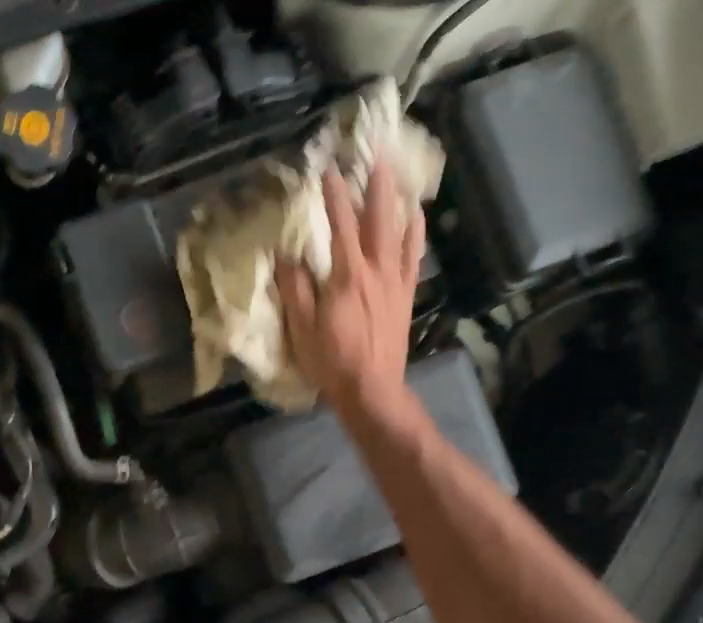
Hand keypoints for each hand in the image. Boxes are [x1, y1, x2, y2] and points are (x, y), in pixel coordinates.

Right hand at [278, 158, 426, 425]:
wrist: (371, 389)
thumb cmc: (331, 361)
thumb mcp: (301, 328)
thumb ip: (295, 289)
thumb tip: (286, 255)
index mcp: (347, 276)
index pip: (339, 225)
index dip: (333, 195)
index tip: (326, 168)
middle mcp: (376, 270)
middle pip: (379, 218)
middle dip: (375, 184)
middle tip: (375, 153)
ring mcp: (396, 281)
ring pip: (401, 230)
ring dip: (398, 199)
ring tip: (397, 175)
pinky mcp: (405, 294)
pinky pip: (414, 255)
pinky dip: (416, 231)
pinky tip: (415, 217)